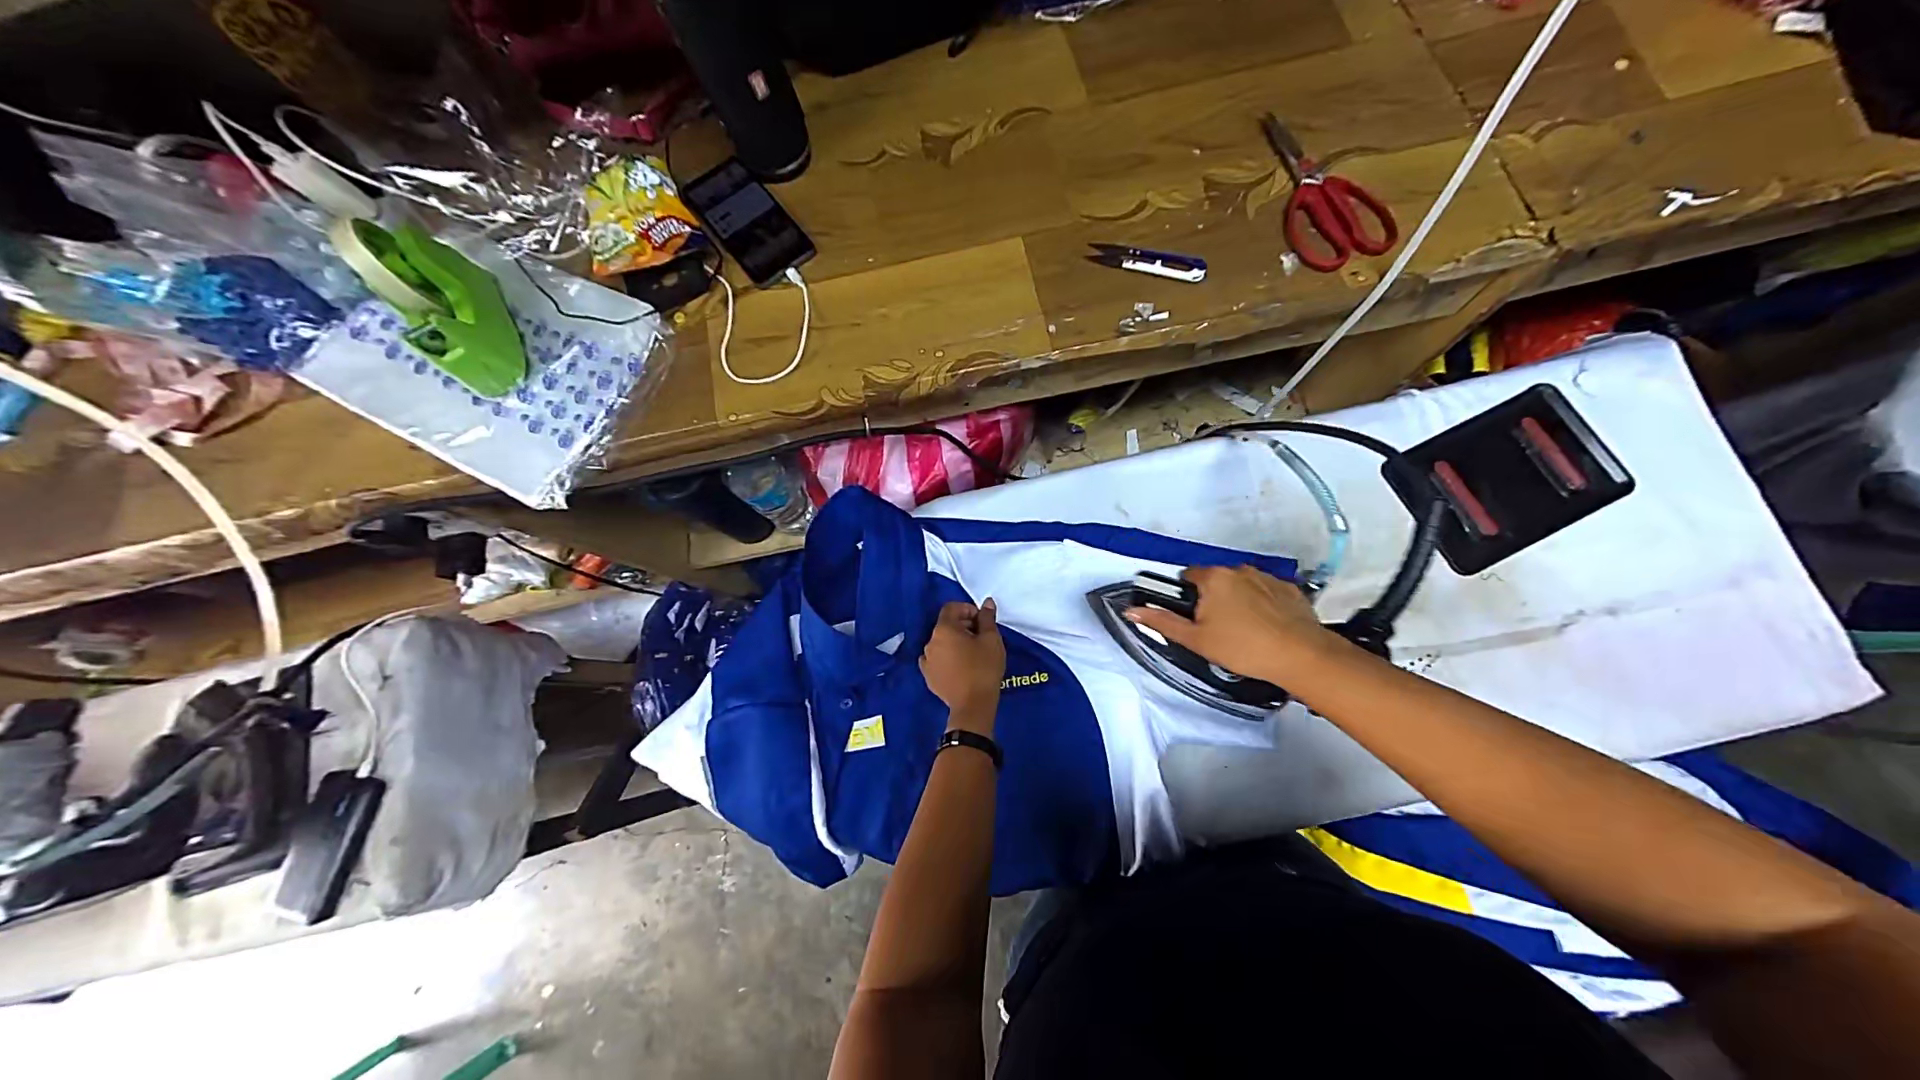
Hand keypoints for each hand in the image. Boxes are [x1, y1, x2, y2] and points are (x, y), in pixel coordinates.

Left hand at [921, 599, 1005, 732]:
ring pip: (942, 642)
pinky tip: (959, 666)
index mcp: (943, 629)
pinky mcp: (928, 676)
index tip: (982, 622)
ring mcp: (926, 660)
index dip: (968, 610)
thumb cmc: (984, 668)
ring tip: (973, 653)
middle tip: (982, 637)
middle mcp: (930, 642)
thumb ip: (987, 618)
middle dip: (963, 626)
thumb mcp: (991, 639)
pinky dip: (947, 657)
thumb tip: (986, 603)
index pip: (952, 608)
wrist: (973, 705)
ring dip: (955, 642)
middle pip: (946, 625)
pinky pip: (937, 659)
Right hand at [1125, 565, 1340, 687]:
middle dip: (1213, 599)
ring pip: (1242, 585)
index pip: (1188, 576)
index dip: (1187, 597)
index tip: (1194, 619)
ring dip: (1239, 600)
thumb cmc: (1243, 648)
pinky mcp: (1290, 589)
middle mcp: (1239, 569)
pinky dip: (1263, 604)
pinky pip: (1267, 592)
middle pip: (1216, 580)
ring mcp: (1267, 577)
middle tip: (1217, 629)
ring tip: (1244, 631)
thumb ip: (1162, 621)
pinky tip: (1266, 627)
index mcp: (1213, 577)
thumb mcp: (1196, 639)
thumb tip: (1131, 610)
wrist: (1300, 655)